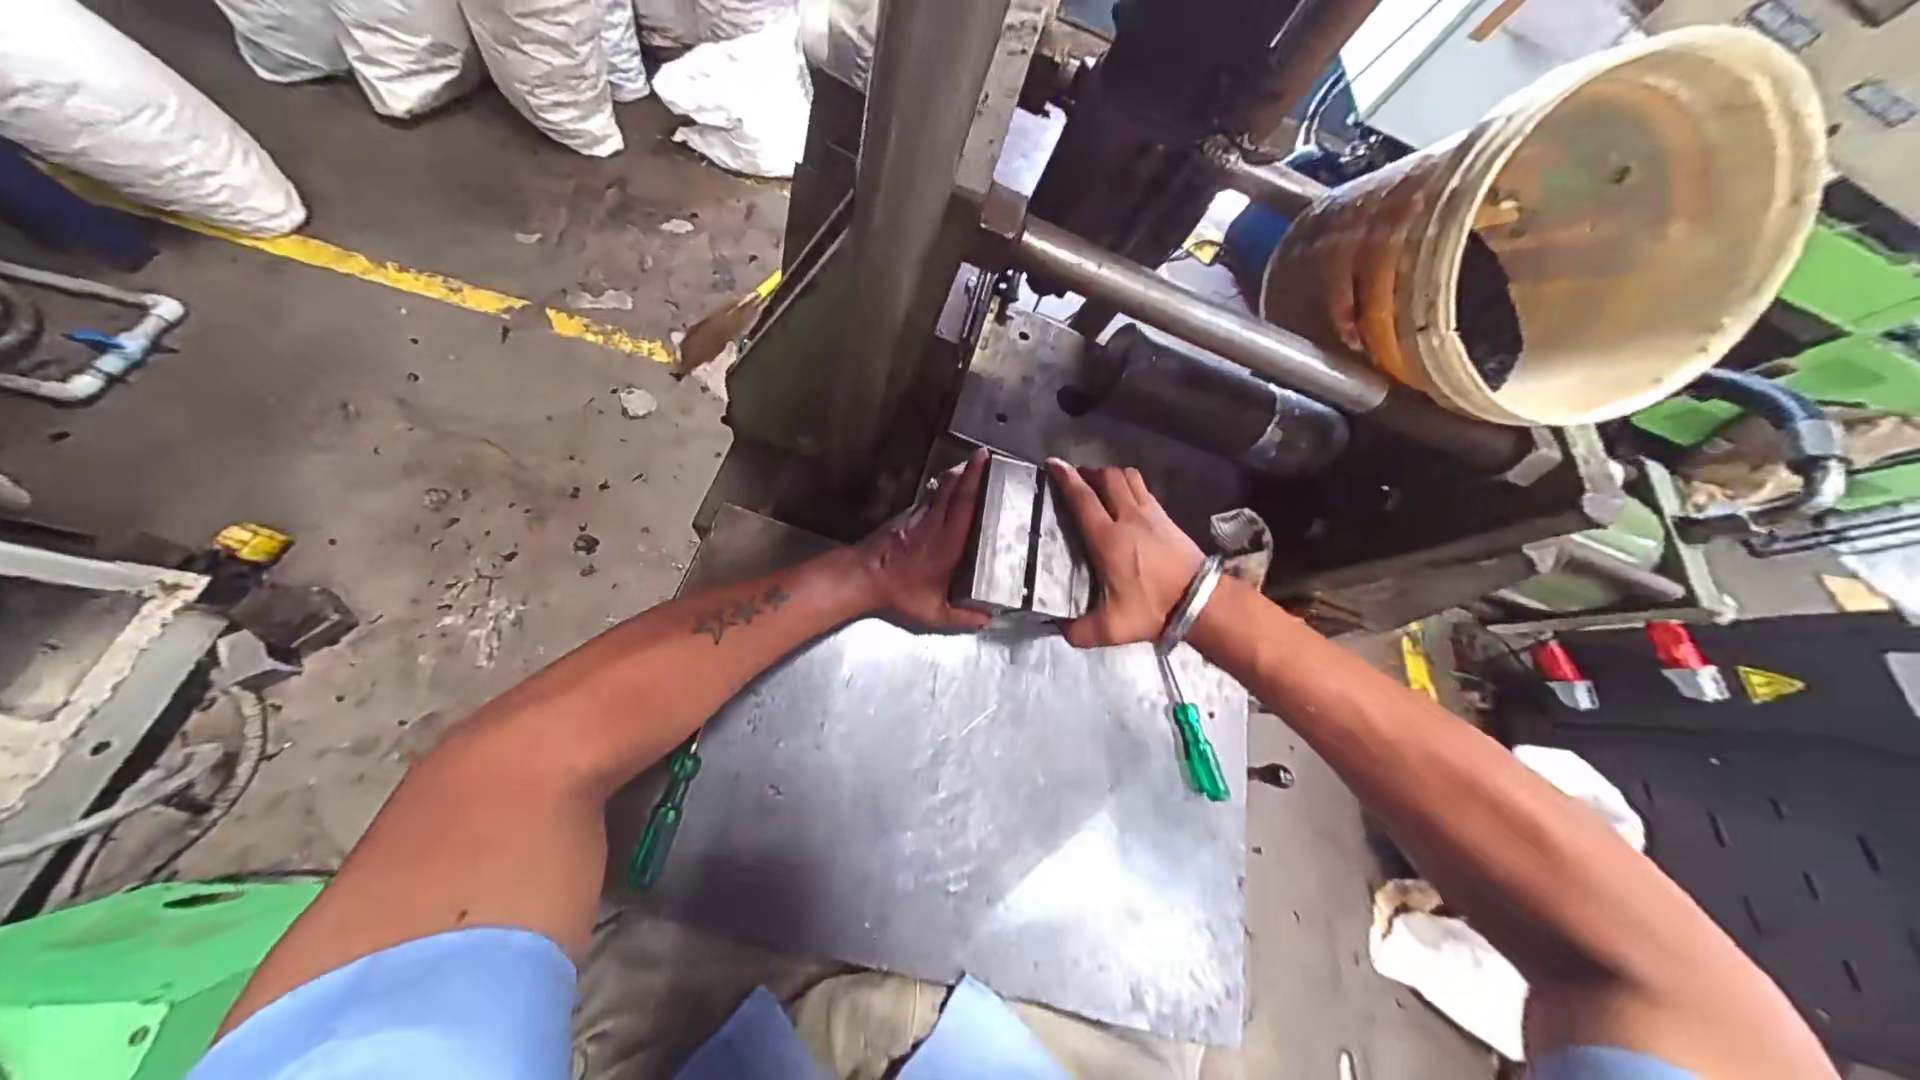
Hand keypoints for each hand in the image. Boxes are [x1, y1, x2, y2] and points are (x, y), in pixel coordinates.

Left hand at [855, 449, 992, 631]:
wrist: (863, 576)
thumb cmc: (899, 593)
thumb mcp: (932, 612)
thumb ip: (962, 617)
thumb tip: (987, 621)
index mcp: (946, 544)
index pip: (964, 505)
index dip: (975, 482)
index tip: (985, 463)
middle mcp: (934, 525)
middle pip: (954, 490)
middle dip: (970, 470)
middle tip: (984, 455)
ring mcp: (918, 518)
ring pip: (941, 490)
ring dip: (956, 476)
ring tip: (971, 465)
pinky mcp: (906, 517)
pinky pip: (929, 498)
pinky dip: (942, 489)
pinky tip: (949, 487)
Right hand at [1046, 459, 1203, 647]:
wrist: (1200, 602)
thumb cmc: (1153, 609)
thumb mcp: (1111, 629)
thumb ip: (1080, 631)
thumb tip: (1060, 631)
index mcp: (1108, 539)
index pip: (1083, 499)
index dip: (1066, 479)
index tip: (1053, 465)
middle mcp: (1128, 518)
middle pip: (1106, 478)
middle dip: (1088, 471)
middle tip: (1075, 477)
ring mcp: (1151, 514)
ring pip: (1127, 478)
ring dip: (1110, 475)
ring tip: (1099, 482)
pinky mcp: (1166, 517)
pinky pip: (1144, 489)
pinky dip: (1130, 485)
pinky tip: (1126, 497)